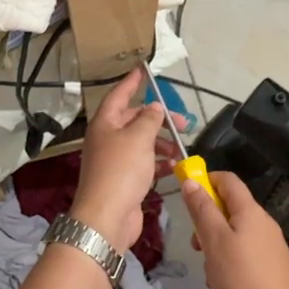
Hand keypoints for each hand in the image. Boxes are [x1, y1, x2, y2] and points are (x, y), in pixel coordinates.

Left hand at [69, 68, 171, 251]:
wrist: (107, 218)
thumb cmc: (121, 171)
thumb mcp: (138, 138)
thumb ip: (149, 119)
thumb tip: (153, 107)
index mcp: (105, 123)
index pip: (119, 95)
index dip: (131, 82)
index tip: (143, 70)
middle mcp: (107, 138)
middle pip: (134, 120)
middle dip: (158, 119)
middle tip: (183, 123)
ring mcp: (114, 161)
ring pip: (141, 143)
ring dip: (161, 143)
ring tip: (180, 150)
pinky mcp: (123, 181)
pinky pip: (143, 164)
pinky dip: (158, 163)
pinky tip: (174, 167)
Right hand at [182, 171, 288, 288]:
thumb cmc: (243, 279)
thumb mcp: (215, 241)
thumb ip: (202, 210)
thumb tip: (191, 182)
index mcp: (250, 211)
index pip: (228, 180)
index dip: (206, 180)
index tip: (187, 196)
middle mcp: (263, 224)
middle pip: (230, 208)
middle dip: (207, 219)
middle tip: (195, 244)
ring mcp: (270, 247)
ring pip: (235, 233)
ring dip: (216, 244)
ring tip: (208, 270)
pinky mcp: (272, 268)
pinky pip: (244, 253)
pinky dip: (229, 261)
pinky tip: (223, 284)